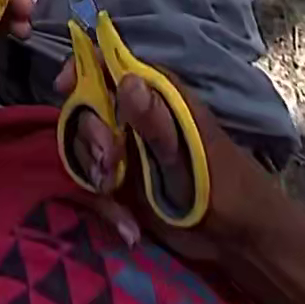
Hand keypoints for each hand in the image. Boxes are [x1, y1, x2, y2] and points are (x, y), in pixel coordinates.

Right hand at [54, 60, 279, 256]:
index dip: (80, 68)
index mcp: (153, 93)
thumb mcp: (190, 155)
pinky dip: (102, 202)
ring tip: (113, 192)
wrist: (240, 242)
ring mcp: (123, 145)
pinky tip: (127, 225)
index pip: (106, 62)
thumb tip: (126, 80)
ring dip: (92, 168)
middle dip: (89, 134)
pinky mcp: (119, 178)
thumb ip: (156, 121)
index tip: (64, 88)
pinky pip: (92, 179)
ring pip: (83, 142)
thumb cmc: (224, 187)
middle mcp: (132, 113)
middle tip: (107, 163)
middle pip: (87, 105)